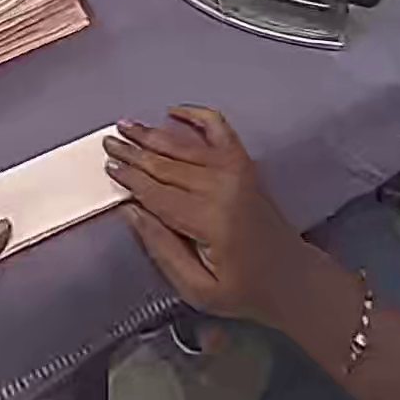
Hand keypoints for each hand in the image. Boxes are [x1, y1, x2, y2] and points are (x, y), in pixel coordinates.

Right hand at [104, 107, 349, 336]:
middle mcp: (221, 186)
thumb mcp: (197, 289)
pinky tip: (174, 110)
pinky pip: (218, 128)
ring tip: (126, 125)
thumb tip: (131, 210)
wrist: (291, 276)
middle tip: (108, 142)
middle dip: (133, 152)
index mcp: (209, 220)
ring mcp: (234, 169)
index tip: (109, 166)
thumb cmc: (242, 289)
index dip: (130, 178)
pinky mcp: (243, 162)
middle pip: (166, 164)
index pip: (157, 192)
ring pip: (183, 146)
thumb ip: (161, 248)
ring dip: (152, 134)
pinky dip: (196, 115)